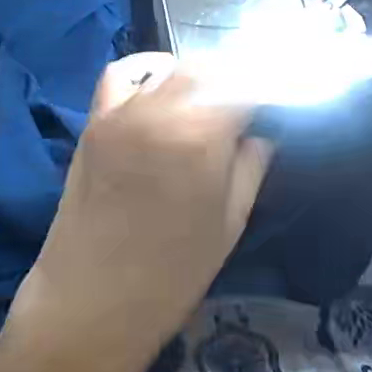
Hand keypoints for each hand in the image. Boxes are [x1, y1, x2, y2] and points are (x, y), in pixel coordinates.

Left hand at [22, 53, 271, 363]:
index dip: (268, 90)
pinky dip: (146, 69)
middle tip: (250, 106)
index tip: (281, 101)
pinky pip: (121, 73)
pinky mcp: (95, 119)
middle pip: (208, 70)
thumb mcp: (231, 221)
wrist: (90, 301)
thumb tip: (261, 130)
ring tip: (212, 103)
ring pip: (170, 70)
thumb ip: (251, 163)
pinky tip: (162, 85)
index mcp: (201, 135)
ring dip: (198, 78)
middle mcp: (160, 109)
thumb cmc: (172, 274)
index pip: (245, 86)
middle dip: (235, 82)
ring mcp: (122, 110)